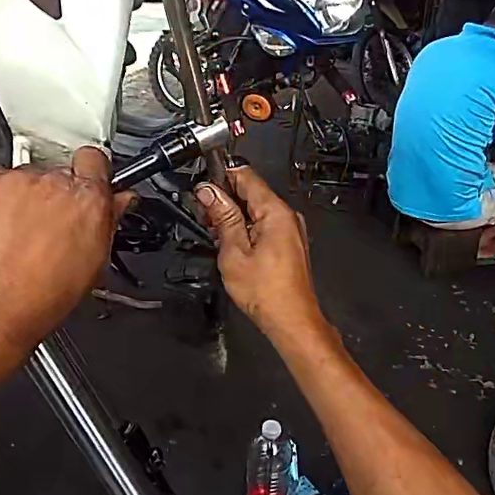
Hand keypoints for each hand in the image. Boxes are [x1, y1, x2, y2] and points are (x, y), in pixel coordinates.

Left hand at [0, 147, 128, 349]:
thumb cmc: (35, 300)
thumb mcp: (91, 265)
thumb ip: (106, 222)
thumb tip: (116, 202)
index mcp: (87, 200)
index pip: (94, 160)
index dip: (88, 174)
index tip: (81, 184)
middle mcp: (50, 182)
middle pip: (52, 175)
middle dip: (46, 198)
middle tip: (36, 232)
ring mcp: (9, 180)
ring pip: (15, 180)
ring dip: (11, 201)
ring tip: (4, 240)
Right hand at [194, 167, 325, 340]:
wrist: (290, 319)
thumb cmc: (268, 293)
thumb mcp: (233, 252)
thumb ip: (222, 217)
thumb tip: (209, 193)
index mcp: (275, 213)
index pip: (246, 176)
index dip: (221, 177)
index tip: (204, 188)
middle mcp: (288, 217)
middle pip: (251, 192)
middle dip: (225, 201)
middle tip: (207, 217)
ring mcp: (290, 231)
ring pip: (256, 211)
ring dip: (234, 218)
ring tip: (219, 237)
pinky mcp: (288, 245)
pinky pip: (264, 227)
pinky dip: (246, 231)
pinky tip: (234, 248)